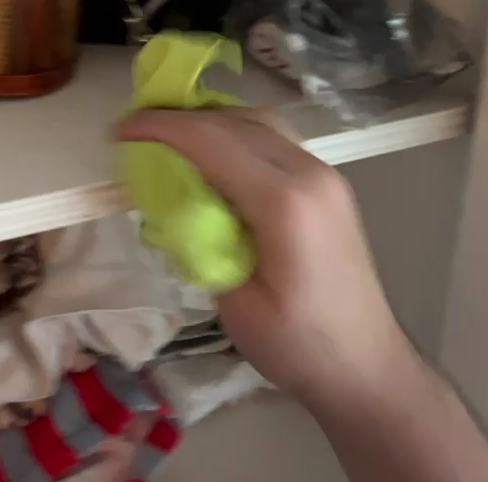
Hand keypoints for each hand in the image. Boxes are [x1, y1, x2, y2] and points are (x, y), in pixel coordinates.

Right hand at [116, 108, 420, 414]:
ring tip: (166, 133)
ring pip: (255, 120)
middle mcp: (308, 173)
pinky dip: (232, 131)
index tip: (120, 131)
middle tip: (134, 128)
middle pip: (232, 122)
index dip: (160, 128)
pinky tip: (209, 149)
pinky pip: (271, 136)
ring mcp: (323, 173)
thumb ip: (200, 238)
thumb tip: (167, 194)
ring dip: (207, 119)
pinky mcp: (324, 180)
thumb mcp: (233, 302)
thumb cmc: (298, 347)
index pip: (211, 141)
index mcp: (285, 202)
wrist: (367, 369)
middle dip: (178, 118)